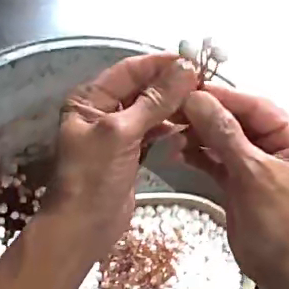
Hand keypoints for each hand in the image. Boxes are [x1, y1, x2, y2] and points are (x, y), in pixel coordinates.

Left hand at [47, 52, 199, 256]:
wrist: (83, 227)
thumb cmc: (93, 178)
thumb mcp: (121, 133)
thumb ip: (154, 101)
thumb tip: (185, 69)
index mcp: (89, 99)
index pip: (129, 70)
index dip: (161, 64)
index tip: (194, 61)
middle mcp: (100, 112)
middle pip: (141, 88)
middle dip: (171, 85)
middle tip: (206, 84)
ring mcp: (116, 134)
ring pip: (150, 110)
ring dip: (173, 106)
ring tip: (202, 103)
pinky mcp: (129, 154)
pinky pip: (152, 132)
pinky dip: (169, 128)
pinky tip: (188, 126)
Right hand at [180, 85, 288, 285]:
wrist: (288, 273)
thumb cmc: (282, 222)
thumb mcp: (255, 173)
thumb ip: (225, 134)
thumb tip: (197, 99)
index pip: (252, 105)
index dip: (220, 96)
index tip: (186, 87)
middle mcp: (274, 145)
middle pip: (234, 121)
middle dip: (203, 116)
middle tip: (169, 108)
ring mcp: (254, 166)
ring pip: (221, 141)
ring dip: (196, 136)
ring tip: (168, 131)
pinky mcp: (237, 184)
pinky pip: (215, 162)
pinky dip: (197, 156)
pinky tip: (177, 151)